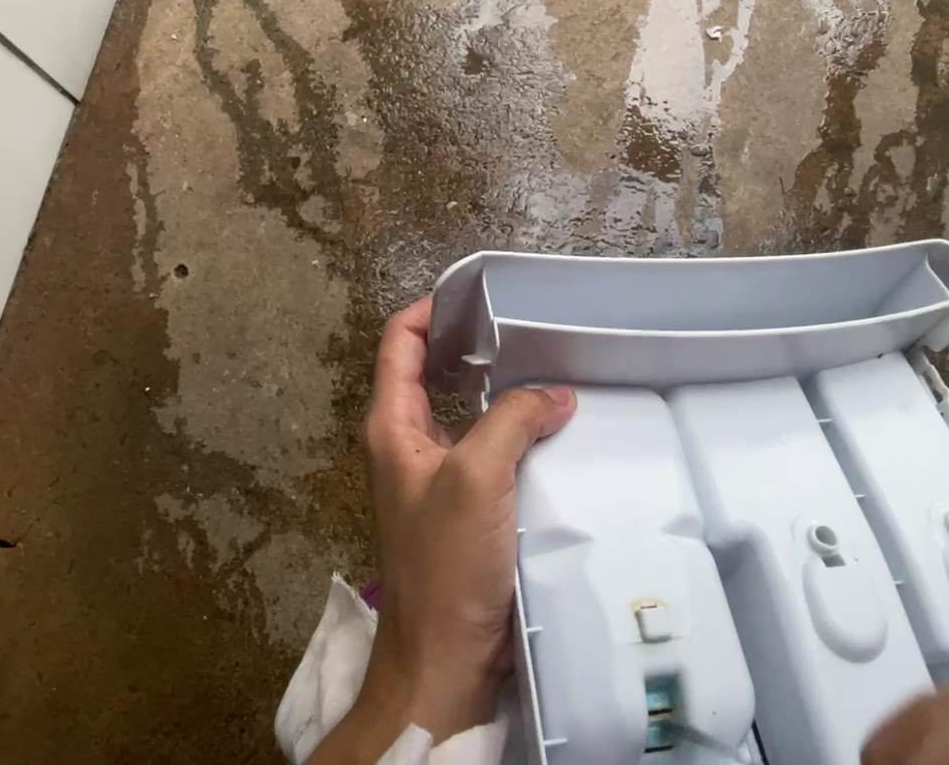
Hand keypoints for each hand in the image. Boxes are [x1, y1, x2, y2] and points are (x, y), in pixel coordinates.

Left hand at [310, 297, 575, 761]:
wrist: (445, 655)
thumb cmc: (447, 562)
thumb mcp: (478, 476)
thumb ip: (513, 420)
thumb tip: (556, 394)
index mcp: (392, 424)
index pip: (401, 342)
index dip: (431, 309)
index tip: (478, 293)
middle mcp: (409, 441)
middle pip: (433, 370)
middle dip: (473, 342)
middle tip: (525, 324)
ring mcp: (437, 473)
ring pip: (466, 409)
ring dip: (500, 387)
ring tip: (547, 364)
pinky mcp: (466, 503)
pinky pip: (490, 447)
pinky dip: (515, 427)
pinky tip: (551, 424)